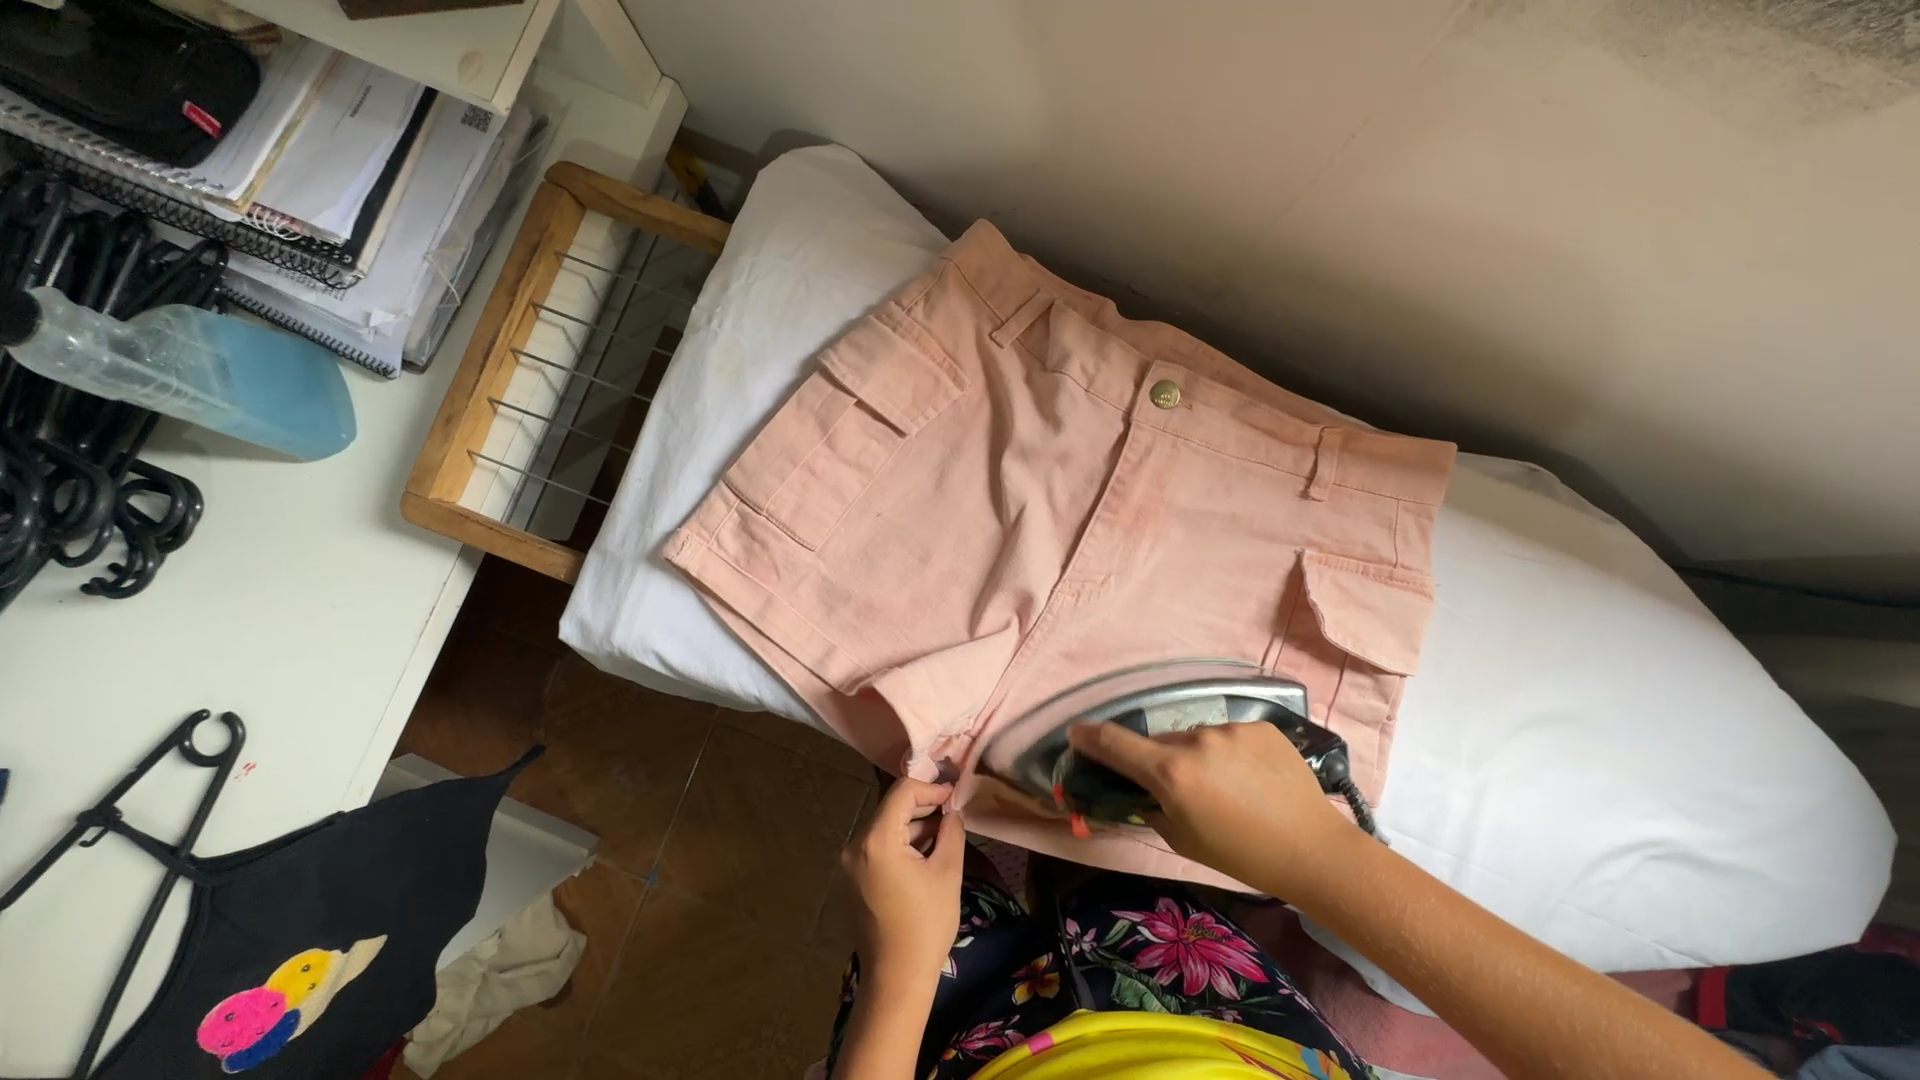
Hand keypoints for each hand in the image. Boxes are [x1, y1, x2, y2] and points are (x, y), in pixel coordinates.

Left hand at [840, 777, 965, 989]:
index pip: (903, 792)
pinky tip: (924, 857)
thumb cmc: (926, 924)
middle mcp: (855, 846)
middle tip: (952, 814)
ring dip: (913, 827)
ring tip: (943, 837)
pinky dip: (899, 845)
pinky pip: (877, 849)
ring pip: (884, 829)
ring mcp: (849, 864)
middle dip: (923, 808)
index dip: (931, 789)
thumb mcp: (948, 872)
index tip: (954, 797)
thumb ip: (951, 831)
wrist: (896, 978)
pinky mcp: (851, 880)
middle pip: (891, 809)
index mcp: (876, 840)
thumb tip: (951, 812)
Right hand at [1067, 719, 1362, 895]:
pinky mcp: (1259, 726)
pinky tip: (1250, 778)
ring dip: (1196, 756)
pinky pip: (1228, 735)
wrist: (1312, 849)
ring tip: (1225, 787)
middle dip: (1157, 761)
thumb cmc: (1240, 856)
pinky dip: (1228, 753)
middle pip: (1158, 742)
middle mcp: (1195, 740)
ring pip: (1195, 738)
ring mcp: (1230, 728)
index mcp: (1171, 772)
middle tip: (1176, 788)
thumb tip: (1133, 790)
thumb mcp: (1180, 839)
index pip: (1114, 743)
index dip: (1088, 737)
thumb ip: (1149, 807)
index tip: (1076, 733)